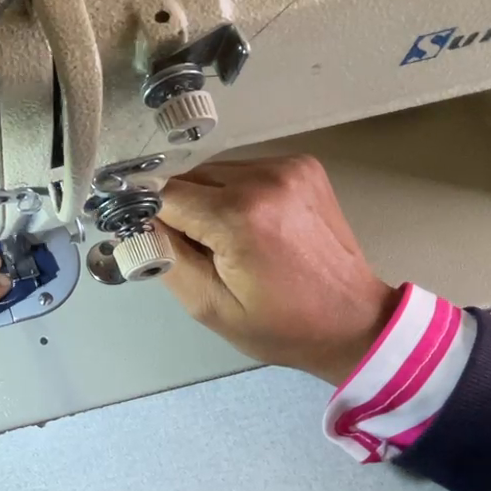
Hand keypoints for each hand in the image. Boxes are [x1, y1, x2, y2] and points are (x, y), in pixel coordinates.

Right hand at [156, 155, 399, 385]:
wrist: (355, 321)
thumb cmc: (280, 325)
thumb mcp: (208, 305)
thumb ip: (164, 257)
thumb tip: (135, 222)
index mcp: (239, 216)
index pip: (163, 195)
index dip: (147, 215)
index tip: (147, 238)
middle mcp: (264, 179)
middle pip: (188, 179)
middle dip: (179, 210)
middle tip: (195, 249)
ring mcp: (287, 167)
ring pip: (213, 172)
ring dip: (205, 200)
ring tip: (225, 238)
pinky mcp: (301, 166)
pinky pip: (241, 170)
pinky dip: (233, 193)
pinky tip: (249, 224)